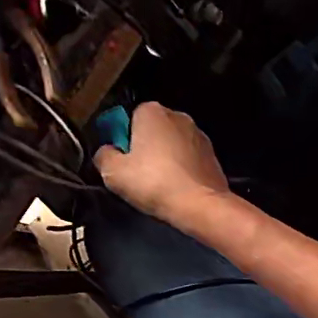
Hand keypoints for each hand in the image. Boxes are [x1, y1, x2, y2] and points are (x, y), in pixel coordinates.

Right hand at [93, 103, 229, 225]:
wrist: (202, 205)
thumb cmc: (154, 183)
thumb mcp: (113, 172)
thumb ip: (104, 155)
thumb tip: (108, 152)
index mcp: (153, 111)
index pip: (129, 117)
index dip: (122, 138)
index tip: (122, 159)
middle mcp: (180, 117)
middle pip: (154, 130)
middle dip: (145, 147)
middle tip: (138, 174)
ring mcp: (201, 136)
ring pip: (174, 145)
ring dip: (166, 159)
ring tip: (160, 184)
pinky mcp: (214, 156)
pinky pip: (190, 160)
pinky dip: (183, 170)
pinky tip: (179, 188)